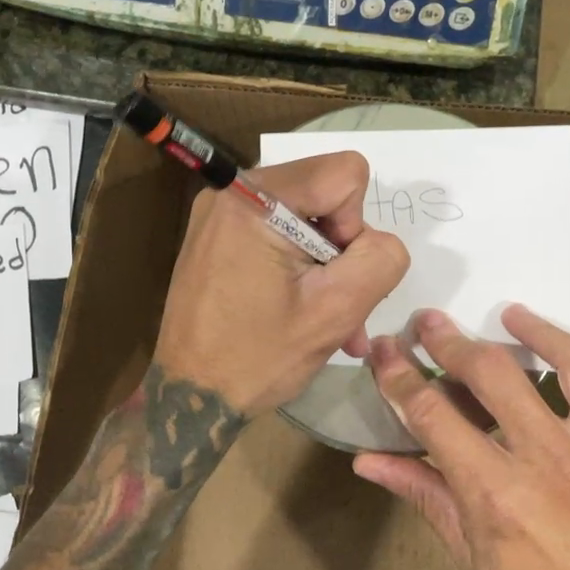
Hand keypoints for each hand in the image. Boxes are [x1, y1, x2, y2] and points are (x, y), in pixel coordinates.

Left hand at [153, 153, 410, 418]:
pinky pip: (279, 229)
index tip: (333, 275)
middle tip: (337, 306)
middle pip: (324, 191)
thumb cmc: (257, 356)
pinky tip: (301, 309)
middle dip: (342, 248)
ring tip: (326, 319)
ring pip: (306, 213)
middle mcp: (232, 192)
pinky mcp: (218, 234)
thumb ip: (378, 260)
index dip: (356, 225)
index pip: (345, 174)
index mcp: (254, 200)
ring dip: (325, 264)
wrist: (191, 395)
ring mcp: (221, 212)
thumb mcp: (334, 311)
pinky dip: (298, 263)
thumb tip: (377, 241)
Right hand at [355, 303, 569, 569]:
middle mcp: (554, 461)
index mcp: (499, 493)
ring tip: (515, 315)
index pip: (432, 413)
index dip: (398, 375)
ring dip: (543, 330)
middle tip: (431, 323)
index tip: (383, 349)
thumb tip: (367, 458)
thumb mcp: (469, 558)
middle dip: (452, 342)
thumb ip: (422, 493)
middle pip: (494, 374)